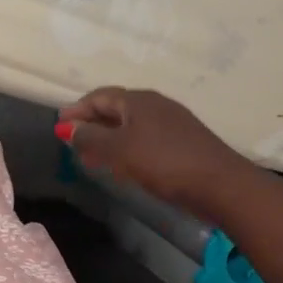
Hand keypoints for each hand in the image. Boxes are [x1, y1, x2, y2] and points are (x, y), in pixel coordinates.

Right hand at [58, 87, 258, 211]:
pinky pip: (146, 138)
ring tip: (94, 157)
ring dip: (108, 138)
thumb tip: (67, 128)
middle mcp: (156, 105)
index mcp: (138, 100)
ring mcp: (173, 123)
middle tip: (73, 142)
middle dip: (91, 124)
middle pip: (115, 108)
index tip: (59, 125)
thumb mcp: (117, 150)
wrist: (223, 186)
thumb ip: (89, 138)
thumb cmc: (164, 162)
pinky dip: (127, 147)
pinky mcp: (185, 142)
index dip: (76, 110)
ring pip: (131, 125)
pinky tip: (125, 165)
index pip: (99, 96)